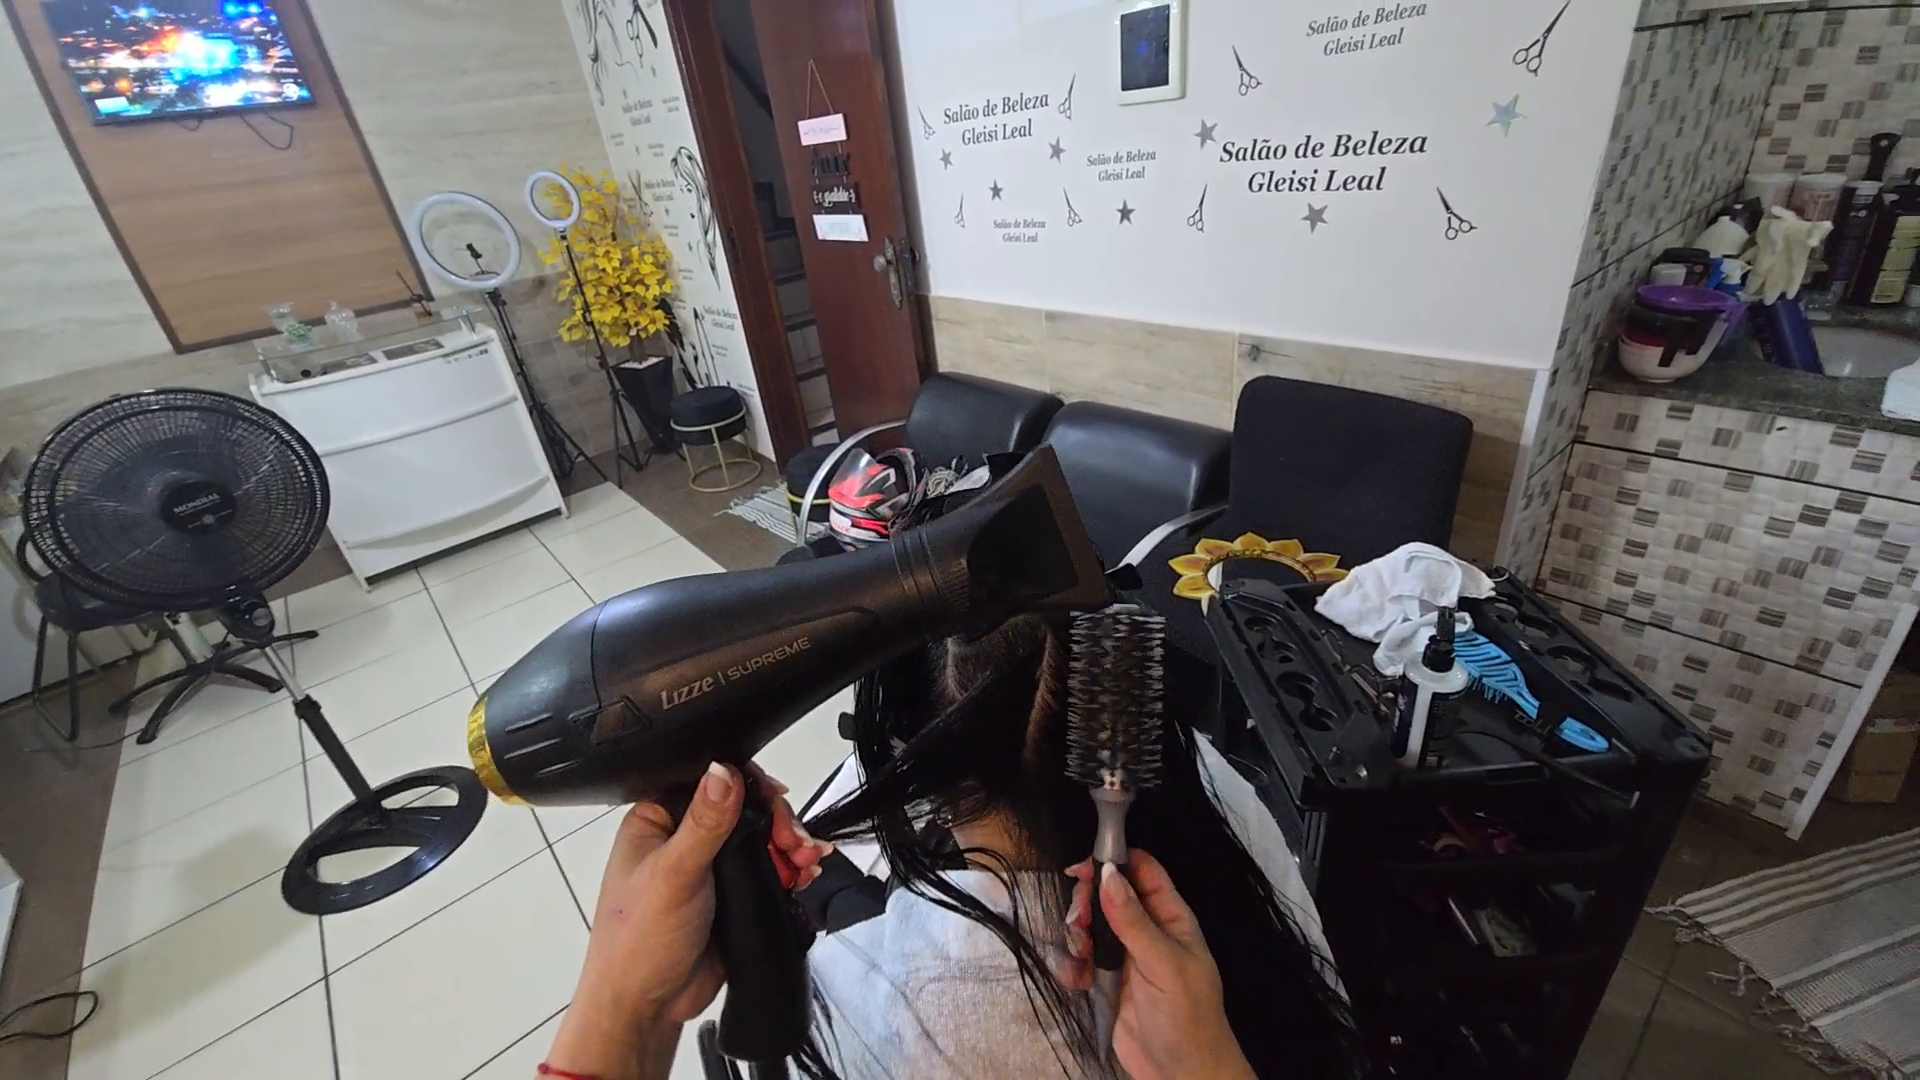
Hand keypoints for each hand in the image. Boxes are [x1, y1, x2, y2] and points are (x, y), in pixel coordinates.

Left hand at [547, 764, 831, 1079]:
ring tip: (808, 861)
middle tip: (794, 841)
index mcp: (659, 819)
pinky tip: (806, 872)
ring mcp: (711, 863)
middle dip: (778, 821)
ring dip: (791, 844)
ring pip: (762, 835)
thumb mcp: (673, 875)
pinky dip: (792, 866)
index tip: (776, 796)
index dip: (748, 782)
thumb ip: (704, 823)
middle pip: (746, 807)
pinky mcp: (733, 889)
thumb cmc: (639, 942)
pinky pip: (770, 865)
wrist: (648, 1011)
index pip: (711, 779)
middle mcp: (685, 834)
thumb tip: (724, 769)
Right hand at [1062, 850, 1255, 1079]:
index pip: (1142, 870)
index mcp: (1169, 917)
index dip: (1115, 861)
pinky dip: (1071, 964)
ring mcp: (1124, 955)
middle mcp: (1145, 929)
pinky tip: (1075, 978)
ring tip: (1080, 954)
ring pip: (1090, 924)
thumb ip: (1133, 920)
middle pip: (1107, 893)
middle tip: (1078, 921)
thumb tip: (1108, 873)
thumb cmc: (1187, 1018)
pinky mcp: (1106, 982)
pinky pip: (1080, 959)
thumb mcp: (1164, 965)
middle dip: (1087, 902)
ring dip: (1076, 934)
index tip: (1086, 869)